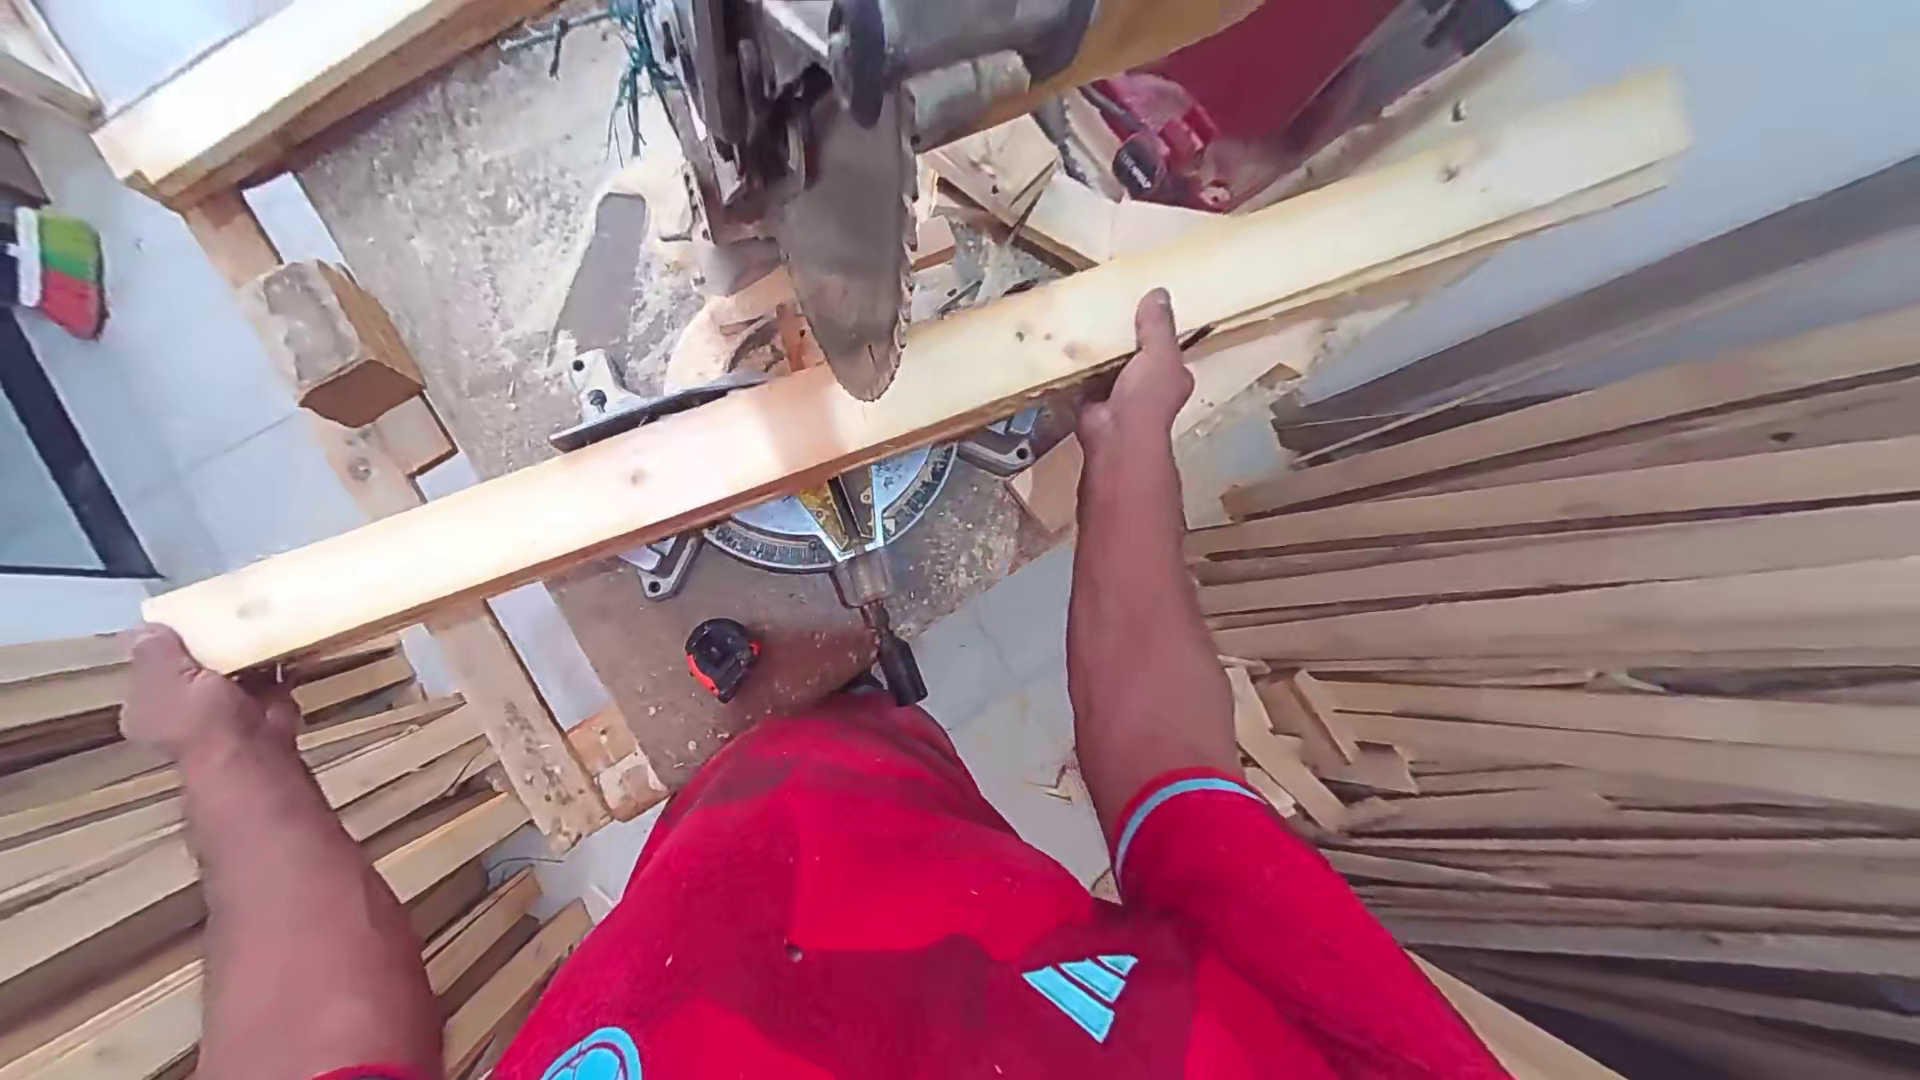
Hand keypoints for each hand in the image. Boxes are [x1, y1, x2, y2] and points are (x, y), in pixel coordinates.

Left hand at [123, 625, 299, 764]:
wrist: (251, 747)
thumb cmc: (199, 716)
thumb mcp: (166, 680)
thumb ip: (157, 653)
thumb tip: (147, 626)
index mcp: (152, 702)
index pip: (156, 666)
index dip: (170, 642)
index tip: (190, 618)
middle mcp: (189, 704)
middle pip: (201, 665)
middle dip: (218, 643)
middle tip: (235, 613)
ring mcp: (231, 704)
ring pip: (242, 668)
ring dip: (255, 649)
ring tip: (268, 619)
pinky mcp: (270, 700)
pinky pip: (277, 673)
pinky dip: (287, 659)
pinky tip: (295, 639)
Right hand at [1077, 289, 1194, 451]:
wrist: (1116, 434)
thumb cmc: (1148, 394)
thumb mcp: (1161, 352)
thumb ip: (1158, 324)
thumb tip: (1159, 291)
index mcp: (1172, 378)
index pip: (1167, 349)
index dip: (1157, 330)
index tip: (1142, 308)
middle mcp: (1147, 390)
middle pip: (1135, 357)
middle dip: (1123, 340)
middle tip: (1108, 311)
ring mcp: (1119, 399)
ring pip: (1109, 368)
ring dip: (1098, 353)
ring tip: (1086, 321)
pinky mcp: (1092, 404)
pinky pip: (1084, 380)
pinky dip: (1077, 368)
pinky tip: (1067, 347)